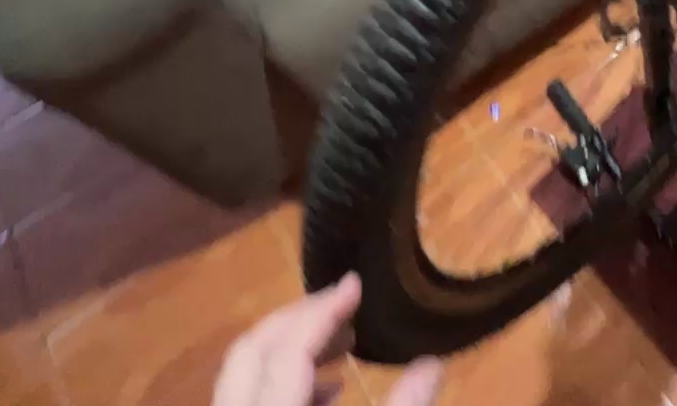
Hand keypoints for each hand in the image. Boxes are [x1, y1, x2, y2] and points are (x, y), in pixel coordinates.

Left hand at [212, 273, 442, 405]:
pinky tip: (331, 391)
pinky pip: (246, 397)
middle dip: (301, 316)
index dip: (324, 311)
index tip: (358, 282)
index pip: (289, 352)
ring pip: (244, 373)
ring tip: (344, 342)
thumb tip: (433, 361)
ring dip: (292, 344)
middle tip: (347, 302)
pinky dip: (283, 377)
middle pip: (251, 350)